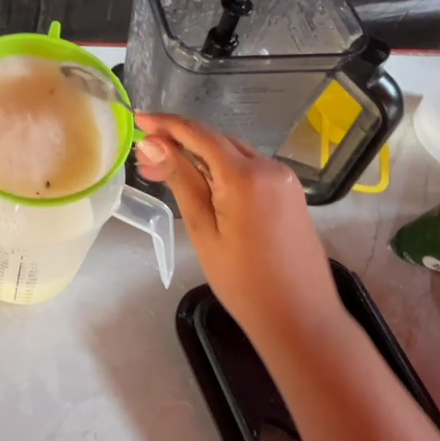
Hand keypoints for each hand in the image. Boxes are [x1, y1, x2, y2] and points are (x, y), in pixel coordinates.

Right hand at [134, 112, 339, 333]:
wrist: (302, 321)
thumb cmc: (244, 282)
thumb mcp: (202, 229)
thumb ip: (179, 178)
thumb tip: (151, 142)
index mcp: (246, 176)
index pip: (198, 133)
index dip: (165, 123)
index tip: (137, 119)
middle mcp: (269, 167)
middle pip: (215, 140)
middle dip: (178, 142)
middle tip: (144, 159)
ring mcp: (284, 179)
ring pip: (231, 153)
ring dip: (199, 156)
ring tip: (166, 173)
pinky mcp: (290, 193)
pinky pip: (248, 168)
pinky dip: (221, 170)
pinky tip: (201, 185)